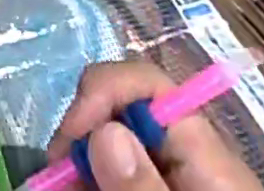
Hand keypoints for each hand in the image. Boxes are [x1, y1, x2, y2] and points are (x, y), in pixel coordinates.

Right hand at [46, 62, 261, 190]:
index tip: (67, 139)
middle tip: (55, 174)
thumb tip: (102, 132)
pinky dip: (94, 177)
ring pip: (116, 140)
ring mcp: (180, 175)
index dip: (100, 92)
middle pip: (124, 109)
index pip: (148, 82)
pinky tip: (75, 189)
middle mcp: (194, 155)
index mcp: (208, 155)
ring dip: (82, 158)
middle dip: (83, 131)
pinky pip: (123, 168)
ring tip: (59, 185)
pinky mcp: (164, 185)